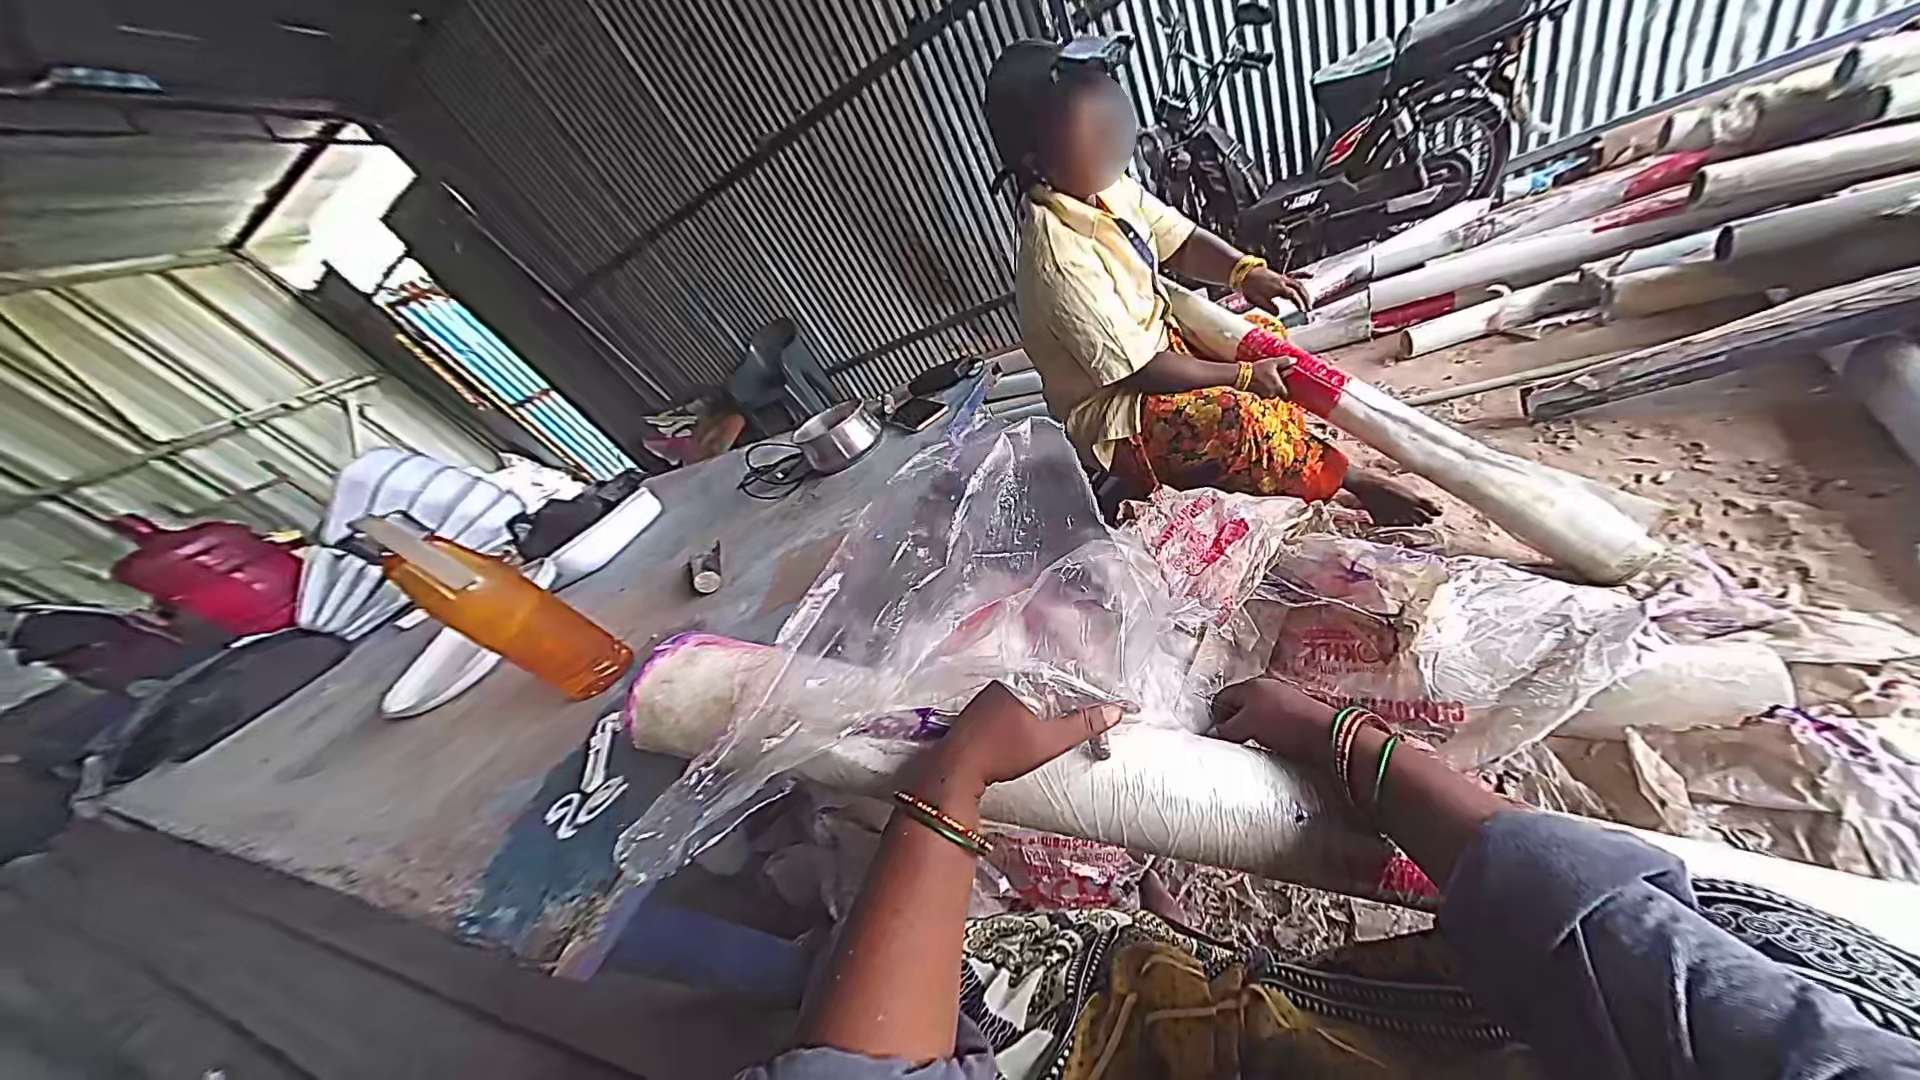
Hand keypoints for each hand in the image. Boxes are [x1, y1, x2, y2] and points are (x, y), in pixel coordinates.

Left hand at [918, 682, 1124, 797]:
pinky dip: (1038, 711)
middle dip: (1078, 698)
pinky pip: (1022, 702)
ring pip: (1038, 694)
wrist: (958, 766)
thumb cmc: (1001, 752)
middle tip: (1100, 712)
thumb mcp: (1050, 740)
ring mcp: (996, 692)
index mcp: (1027, 681)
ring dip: (1058, 706)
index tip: (1112, 704)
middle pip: (1055, 685)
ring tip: (1078, 720)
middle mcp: (1011, 680)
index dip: (1093, 694)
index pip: (1070, 680)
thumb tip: (1113, 711)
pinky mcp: (987, 707)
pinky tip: (1043, 725)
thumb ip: (1083, 724)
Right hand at [1207, 677, 1336, 763]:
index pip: (1222, 697)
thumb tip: (1213, 733)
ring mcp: (1284, 697)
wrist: (1327, 735)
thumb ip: (1227, 729)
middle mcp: (1266, 686)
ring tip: (1251, 742)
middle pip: (1239, 703)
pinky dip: (1267, 728)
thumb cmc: (1283, 726)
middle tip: (1232, 739)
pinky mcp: (1298, 710)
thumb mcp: (1249, 727)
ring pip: (1256, 711)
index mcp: (1250, 685)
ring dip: (1251, 725)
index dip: (1215, 715)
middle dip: (1233, 720)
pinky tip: (1271, 741)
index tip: (1215, 733)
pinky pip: (1273, 718)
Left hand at [1239, 266, 1311, 313]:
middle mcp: (1284, 282)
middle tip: (1309, 308)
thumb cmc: (1251, 288)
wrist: (1246, 274)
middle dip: (1305, 299)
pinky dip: (1303, 275)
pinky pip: (1295, 275)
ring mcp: (1283, 278)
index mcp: (1279, 288)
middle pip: (1299, 289)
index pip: (1293, 296)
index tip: (1303, 310)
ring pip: (1298, 283)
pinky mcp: (1281, 276)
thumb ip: (1269, 307)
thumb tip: (1278, 313)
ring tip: (1309, 300)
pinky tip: (1311, 276)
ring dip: (1305, 292)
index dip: (1299, 303)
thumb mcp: (1259, 301)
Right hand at [1247, 357, 1292, 398]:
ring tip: (1270, 378)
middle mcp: (1272, 394)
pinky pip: (1264, 392)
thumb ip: (1285, 361)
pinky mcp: (1256, 394)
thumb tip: (1295, 360)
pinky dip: (1265, 387)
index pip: (1287, 395)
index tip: (1288, 384)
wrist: (1241, 376)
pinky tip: (1262, 380)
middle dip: (1279, 387)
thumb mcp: (1274, 362)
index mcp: (1278, 388)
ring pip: (1271, 392)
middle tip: (1279, 379)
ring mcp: (1263, 395)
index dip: (1288, 390)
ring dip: (1271, 387)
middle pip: (1279, 393)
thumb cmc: (1259, 369)